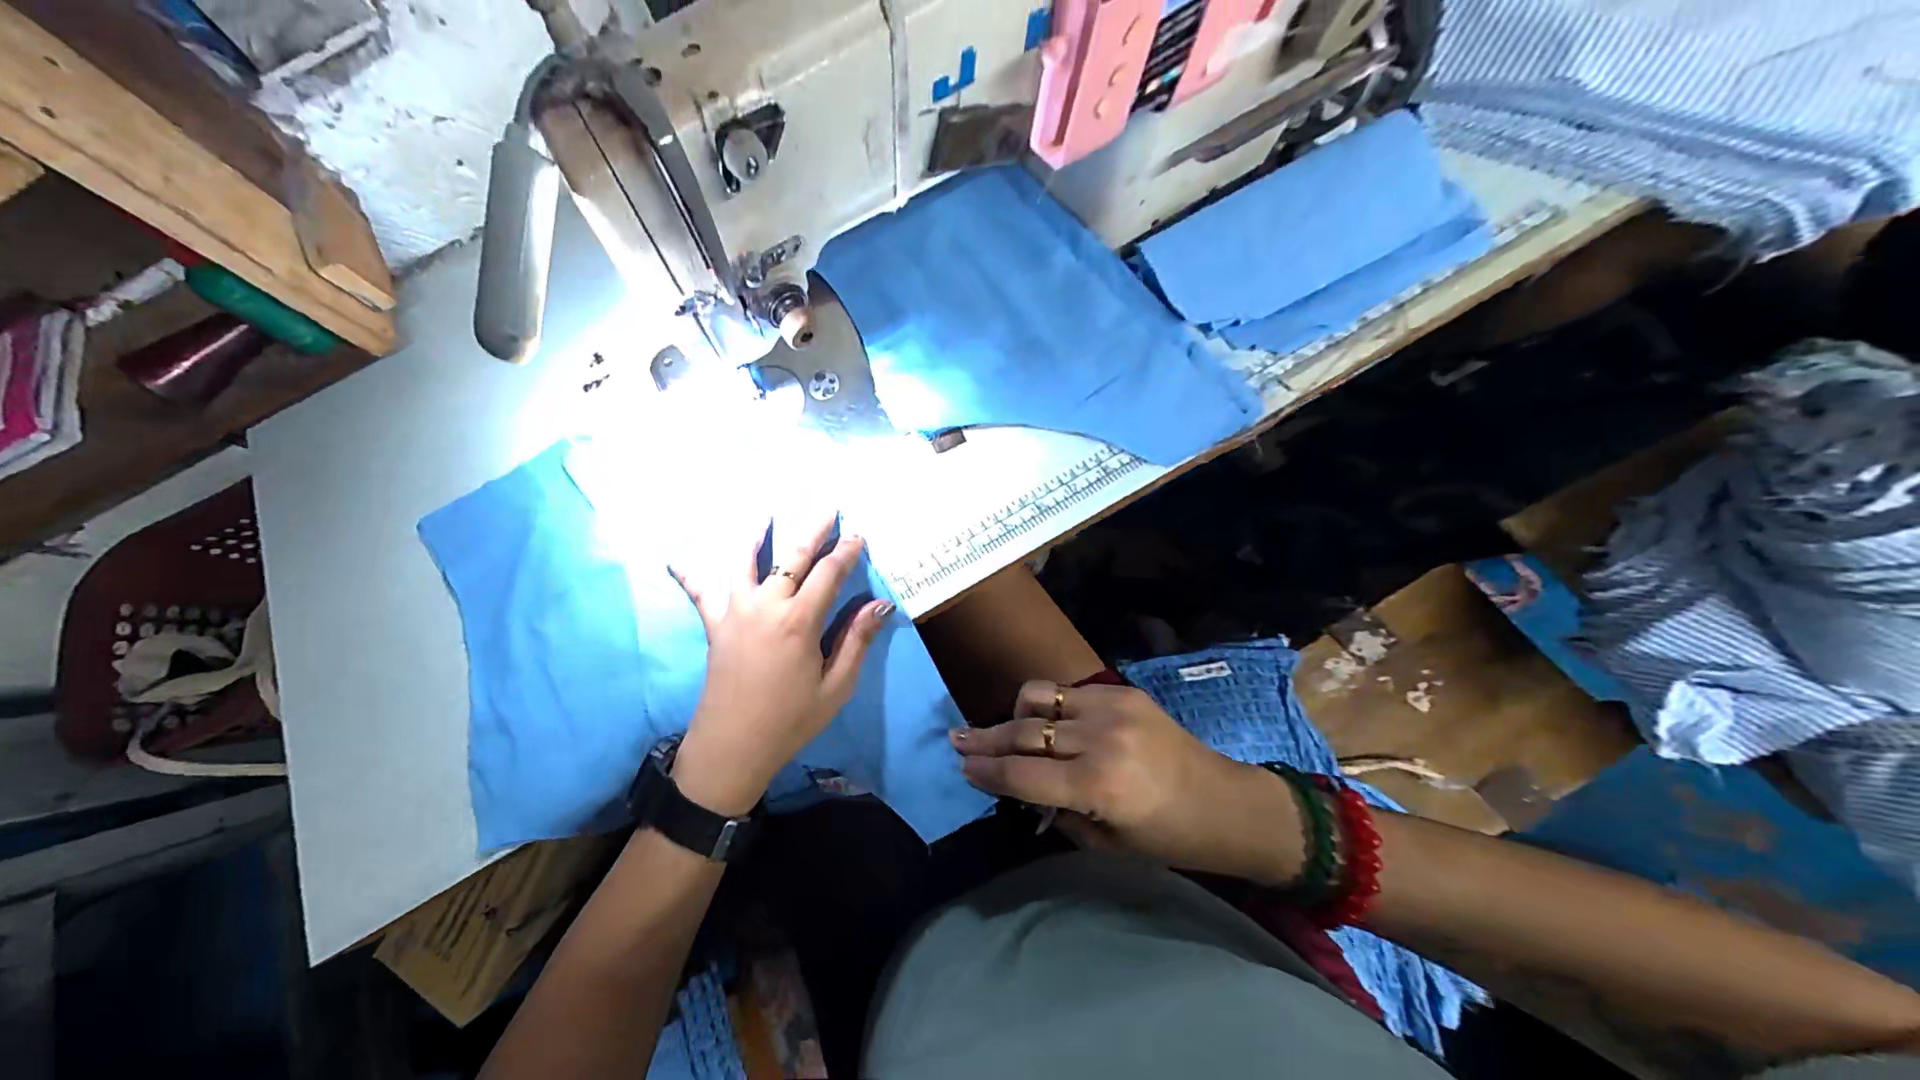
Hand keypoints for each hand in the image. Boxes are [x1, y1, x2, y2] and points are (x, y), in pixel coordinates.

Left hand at [669, 513, 892, 815]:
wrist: (733, 747)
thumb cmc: (791, 719)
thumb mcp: (836, 686)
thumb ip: (856, 640)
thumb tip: (879, 604)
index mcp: (799, 622)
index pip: (828, 574)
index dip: (846, 552)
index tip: (857, 536)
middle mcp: (765, 606)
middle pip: (791, 558)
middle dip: (811, 530)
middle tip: (827, 508)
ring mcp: (734, 613)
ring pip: (744, 562)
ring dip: (755, 535)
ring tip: (764, 513)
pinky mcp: (714, 625)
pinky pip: (701, 593)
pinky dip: (692, 575)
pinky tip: (680, 560)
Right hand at [953, 681, 1306, 886]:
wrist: (1225, 801)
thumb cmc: (1167, 837)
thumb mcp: (1106, 843)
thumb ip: (1057, 810)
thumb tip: (1018, 785)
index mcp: (1098, 786)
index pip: (1022, 773)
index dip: (986, 770)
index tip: (961, 766)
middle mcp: (1100, 738)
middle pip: (1022, 731)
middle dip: (984, 738)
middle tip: (957, 739)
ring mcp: (1112, 706)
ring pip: (1039, 697)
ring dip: (1014, 714)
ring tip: (1004, 729)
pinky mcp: (1123, 690)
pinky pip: (1068, 691)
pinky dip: (1049, 706)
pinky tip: (1046, 722)